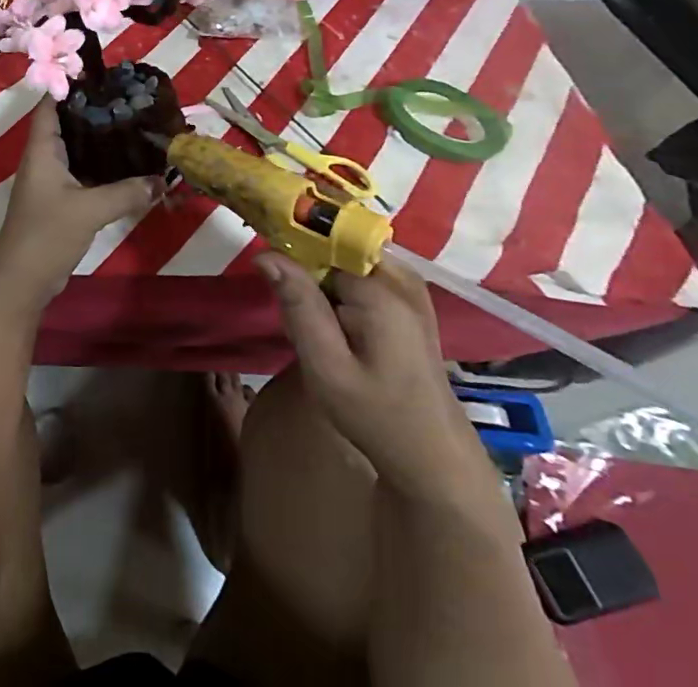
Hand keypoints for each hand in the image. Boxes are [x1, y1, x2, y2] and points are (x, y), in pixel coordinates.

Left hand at [0, 98, 162, 303]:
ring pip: (79, 152)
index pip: (50, 106)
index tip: (103, 76)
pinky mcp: (61, 203)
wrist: (22, 282)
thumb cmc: (46, 235)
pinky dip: (105, 170)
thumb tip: (162, 180)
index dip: (71, 87)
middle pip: (68, 126)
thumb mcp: (89, 210)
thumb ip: (127, 193)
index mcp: (41, 151)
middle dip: (96, 113)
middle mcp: (44, 161)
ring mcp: (52, 183)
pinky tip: (131, 168)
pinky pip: (85, 176)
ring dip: (103, 144)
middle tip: (132, 101)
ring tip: (137, 128)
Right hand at [255, 252, 490, 499]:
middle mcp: (402, 279)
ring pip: (346, 264)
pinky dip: (338, 293)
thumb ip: (298, 307)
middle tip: (294, 320)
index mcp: (383, 291)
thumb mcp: (325, 366)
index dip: (292, 254)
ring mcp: (410, 289)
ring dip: (319, 285)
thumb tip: (266, 255)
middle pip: (336, 251)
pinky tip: (332, 327)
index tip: (270, 280)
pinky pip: (361, 278)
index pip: (324, 245)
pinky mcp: (408, 302)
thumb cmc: (375, 414)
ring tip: (313, 328)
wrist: (430, 453)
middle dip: (306, 273)